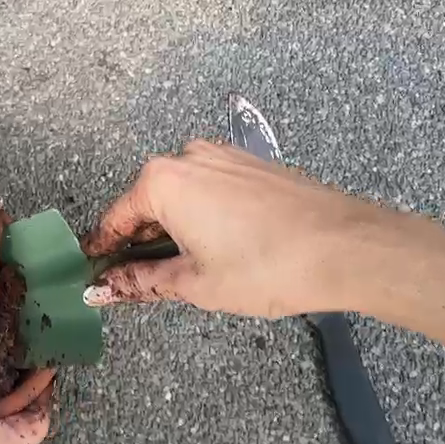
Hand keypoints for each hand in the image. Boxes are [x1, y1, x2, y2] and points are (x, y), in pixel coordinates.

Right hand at [82, 140, 408, 317]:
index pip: (116, 219)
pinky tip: (222, 244)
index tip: (95, 270)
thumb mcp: (196, 284)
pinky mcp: (245, 161)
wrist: (348, 246)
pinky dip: (203, 213)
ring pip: (179, 194)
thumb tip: (105, 288)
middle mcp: (182, 157)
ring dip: (176, 227)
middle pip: (146, 203)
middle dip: (143, 240)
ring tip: (192, 267)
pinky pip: (207, 186)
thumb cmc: (269, 265)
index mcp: (160, 181)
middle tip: (145, 279)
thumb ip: (142, 281)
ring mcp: (217, 155)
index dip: (104, 250)